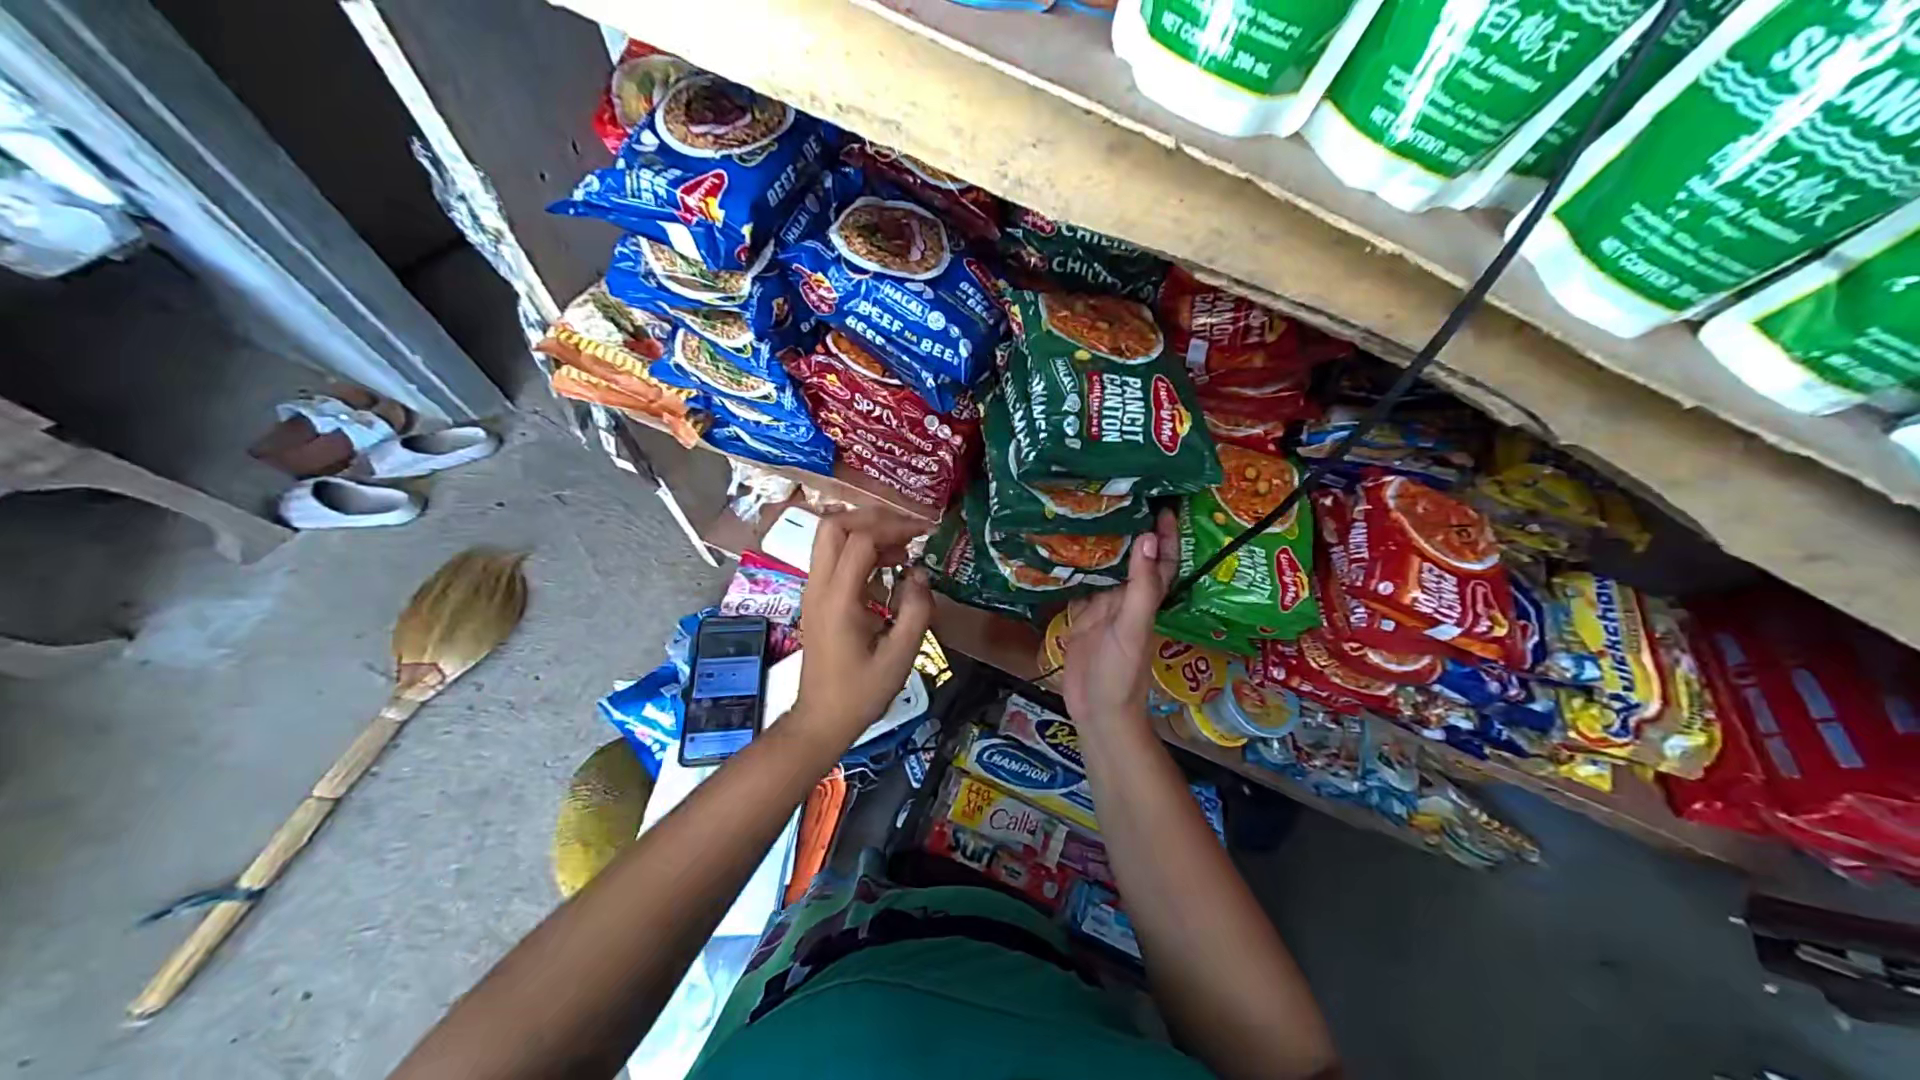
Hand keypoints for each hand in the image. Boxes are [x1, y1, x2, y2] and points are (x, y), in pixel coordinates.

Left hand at [792, 507, 933, 744]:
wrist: (821, 719)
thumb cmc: (861, 692)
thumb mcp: (900, 657)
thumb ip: (916, 610)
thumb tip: (920, 574)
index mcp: (838, 599)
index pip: (860, 540)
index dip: (894, 527)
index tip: (924, 533)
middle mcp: (819, 586)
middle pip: (834, 525)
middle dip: (873, 517)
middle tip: (907, 530)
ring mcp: (813, 590)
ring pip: (829, 537)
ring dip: (865, 531)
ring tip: (902, 549)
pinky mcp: (817, 598)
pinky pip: (833, 557)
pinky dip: (859, 550)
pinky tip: (887, 569)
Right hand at [1062, 509, 1178, 732]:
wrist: (1097, 711)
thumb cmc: (1122, 672)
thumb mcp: (1134, 627)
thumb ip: (1142, 586)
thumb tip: (1147, 538)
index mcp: (1146, 598)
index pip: (1161, 559)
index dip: (1165, 533)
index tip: (1161, 503)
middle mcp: (1126, 598)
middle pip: (1130, 558)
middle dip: (1127, 529)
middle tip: (1113, 496)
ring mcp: (1102, 607)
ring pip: (1102, 569)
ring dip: (1098, 546)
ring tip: (1084, 514)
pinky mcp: (1080, 618)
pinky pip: (1077, 587)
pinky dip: (1071, 570)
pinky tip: (1058, 550)